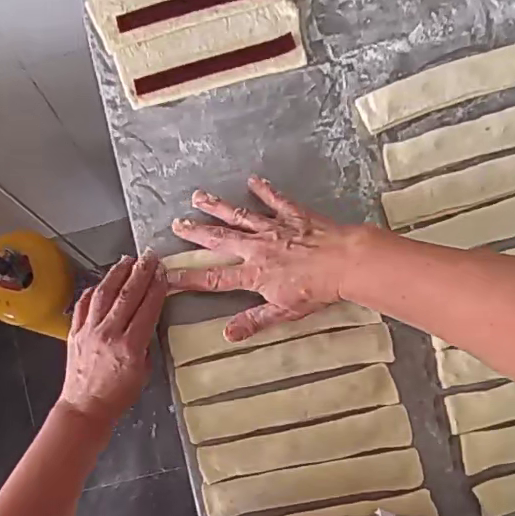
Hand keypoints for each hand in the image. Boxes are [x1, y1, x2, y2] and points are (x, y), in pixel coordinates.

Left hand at [58, 253, 166, 423]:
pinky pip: (83, 305)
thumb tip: (146, 323)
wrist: (86, 408)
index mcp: (130, 346)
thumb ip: (145, 344)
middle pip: (127, 295)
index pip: (147, 308)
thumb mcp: (143, 372)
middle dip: (140, 272)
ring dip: (116, 274)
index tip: (163, 273)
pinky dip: (92, 292)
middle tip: (149, 257)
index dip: (157, 287)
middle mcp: (108, 334)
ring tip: (126, 261)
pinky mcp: (75, 333)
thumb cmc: (117, 396)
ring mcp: (89, 331)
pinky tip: (100, 283)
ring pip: (104, 294)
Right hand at [169, 175, 367, 340]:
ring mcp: (274, 229)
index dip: (188, 278)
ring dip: (217, 207)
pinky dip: (264, 191)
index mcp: (253, 274)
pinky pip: (275, 201)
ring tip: (198, 197)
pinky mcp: (293, 216)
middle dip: (196, 232)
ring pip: (239, 216)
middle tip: (177, 224)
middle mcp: (257, 248)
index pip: (213, 279)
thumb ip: (254, 321)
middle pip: (220, 240)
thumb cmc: (317, 291)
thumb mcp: (283, 313)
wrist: (347, 262)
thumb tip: (227, 334)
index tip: (167, 276)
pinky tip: (252, 181)